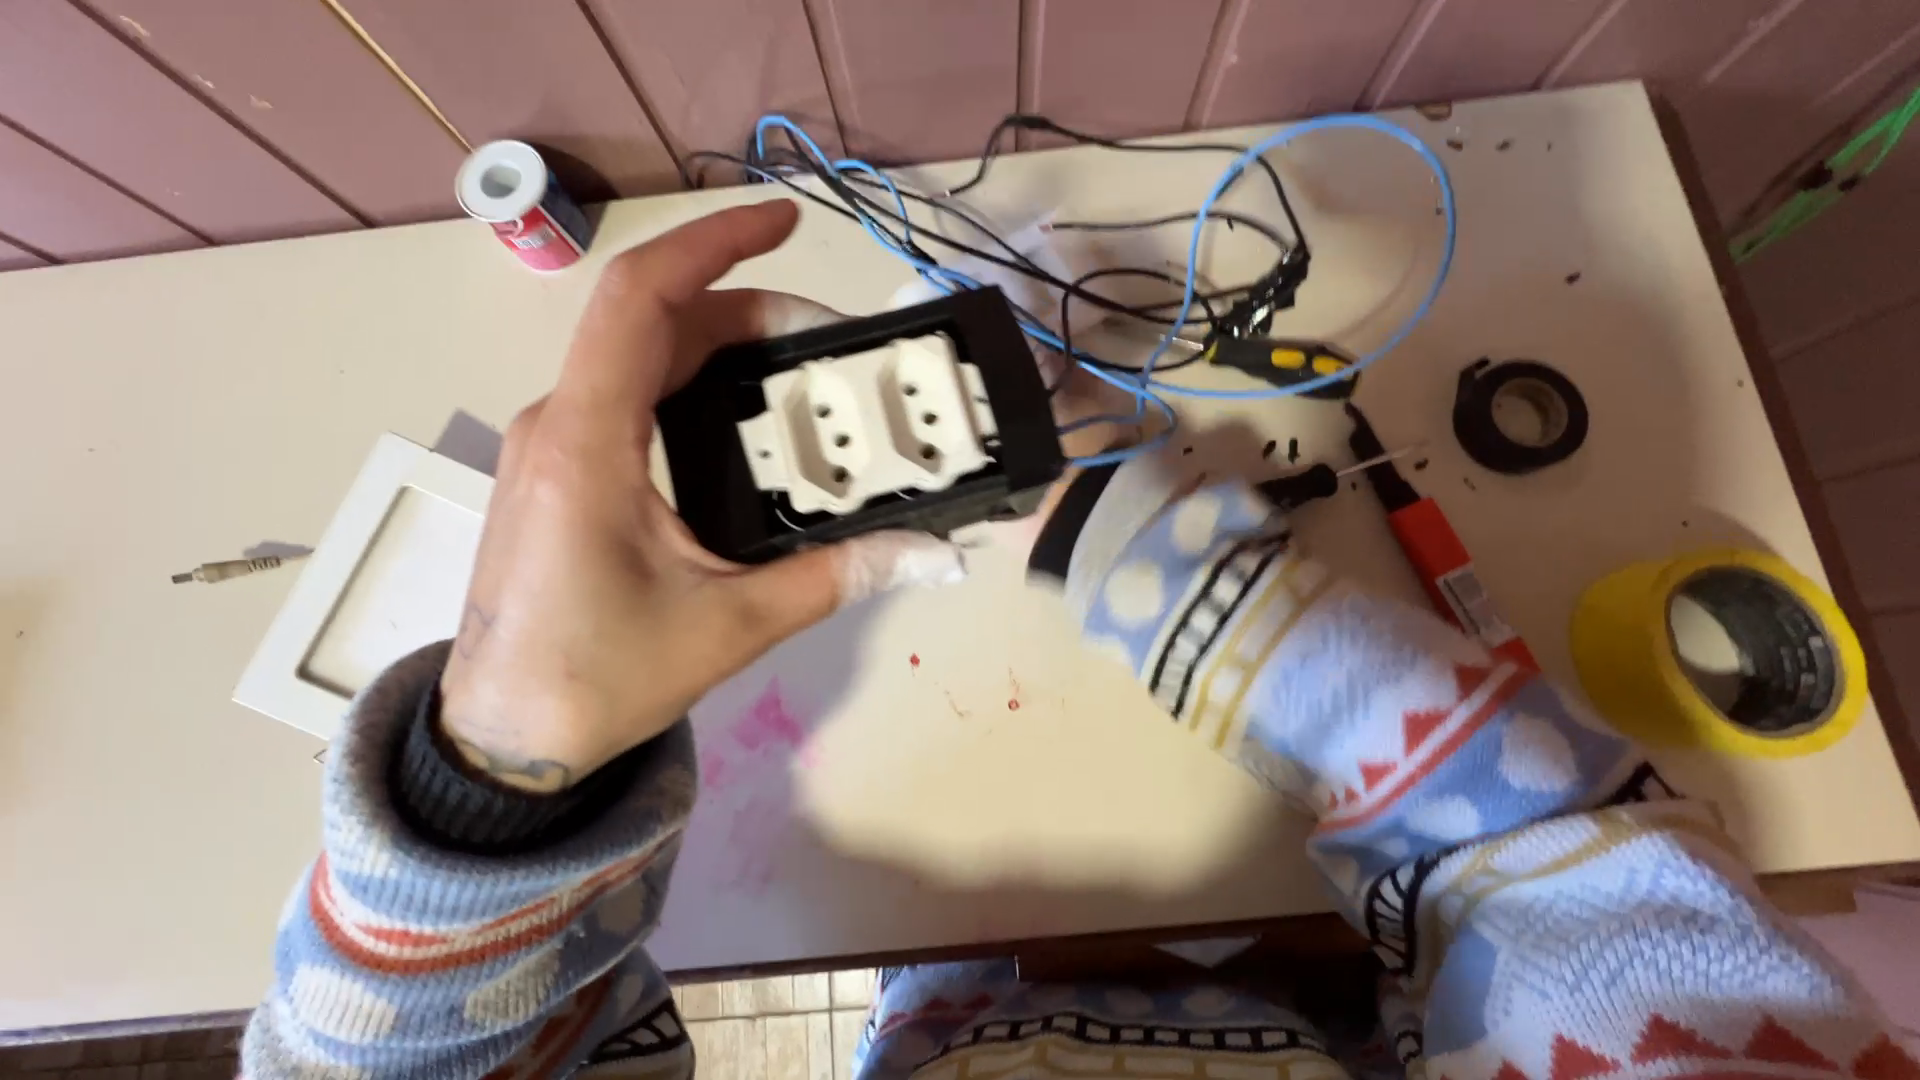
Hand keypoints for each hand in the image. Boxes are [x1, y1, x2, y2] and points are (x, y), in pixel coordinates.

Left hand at [440, 201, 966, 791]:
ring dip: (723, 348)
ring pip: (642, 357)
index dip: (715, 243)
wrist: (503, 739)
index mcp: (589, 443)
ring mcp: (554, 445)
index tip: (785, 222)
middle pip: (656, 323)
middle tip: (834, 345)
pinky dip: (694, 383)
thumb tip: (934, 552)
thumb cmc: (600, 678)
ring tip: (804, 378)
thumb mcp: (732, 627)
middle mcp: (561, 424)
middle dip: (750, 313)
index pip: (642, 300)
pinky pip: (630, 395)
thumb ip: (836, 576)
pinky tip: (748, 420)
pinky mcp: (563, 470)